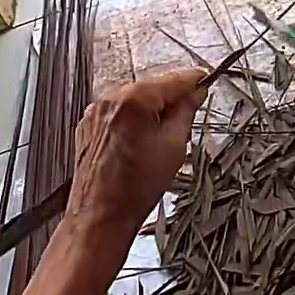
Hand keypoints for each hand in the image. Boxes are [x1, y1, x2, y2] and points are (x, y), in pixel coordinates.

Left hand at [64, 68, 205, 233]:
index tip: (205, 79)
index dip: (194, 80)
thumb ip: (186, 112)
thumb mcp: (174, 146)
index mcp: (134, 99)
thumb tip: (195, 93)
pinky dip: (132, 121)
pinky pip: (118, 113)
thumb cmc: (135, 188)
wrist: (100, 215)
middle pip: (153, 88)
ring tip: (160, 141)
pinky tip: (139, 144)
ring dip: (151, 111)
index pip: (173, 80)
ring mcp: (96, 111)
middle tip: (188, 119)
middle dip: (171, 100)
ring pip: (135, 100)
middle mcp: (111, 98)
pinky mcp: (89, 124)